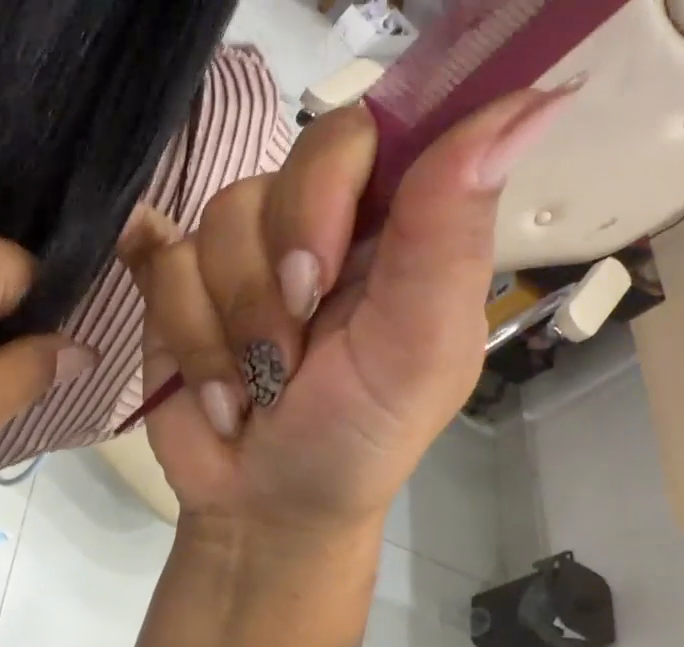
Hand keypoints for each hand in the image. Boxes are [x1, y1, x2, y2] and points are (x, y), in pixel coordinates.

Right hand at [123, 88, 576, 532]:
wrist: (260, 504)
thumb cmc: (359, 436)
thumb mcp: (422, 349)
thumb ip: (450, 235)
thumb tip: (527, 104)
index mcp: (389, 223)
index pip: (355, 136)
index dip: (326, 191)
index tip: (329, 269)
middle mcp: (307, 225)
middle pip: (264, 183)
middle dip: (267, 282)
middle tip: (290, 350)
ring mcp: (231, 258)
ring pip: (205, 235)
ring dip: (227, 330)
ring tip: (254, 388)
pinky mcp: (170, 294)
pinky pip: (156, 273)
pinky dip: (186, 341)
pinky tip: (213, 385)